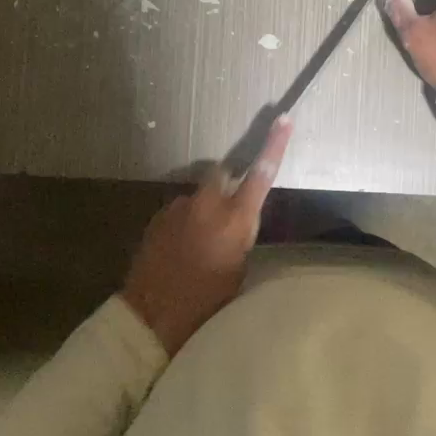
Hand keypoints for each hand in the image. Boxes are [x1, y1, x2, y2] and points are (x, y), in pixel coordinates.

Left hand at [121, 118, 293, 354]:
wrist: (153, 316)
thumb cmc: (206, 303)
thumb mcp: (238, 270)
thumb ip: (241, 236)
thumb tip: (238, 221)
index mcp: (236, 220)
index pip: (261, 174)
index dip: (274, 145)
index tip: (283, 119)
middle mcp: (207, 205)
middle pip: (221, 174)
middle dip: (227, 184)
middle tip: (230, 211)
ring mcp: (178, 209)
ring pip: (198, 195)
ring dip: (203, 209)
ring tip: (200, 244)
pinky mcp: (158, 218)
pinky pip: (179, 211)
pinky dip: (185, 222)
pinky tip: (181, 249)